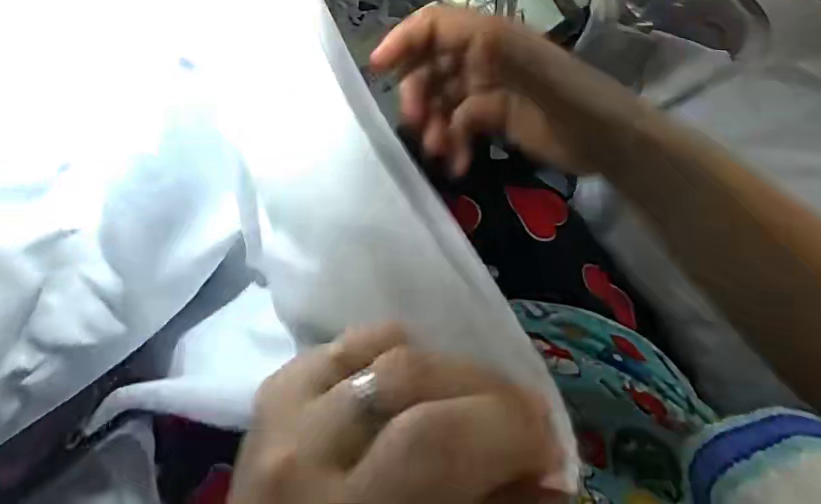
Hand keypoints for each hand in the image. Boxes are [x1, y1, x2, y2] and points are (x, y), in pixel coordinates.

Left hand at [230, 325, 560, 503]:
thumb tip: (549, 476)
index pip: (436, 439)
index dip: (507, 430)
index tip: (548, 446)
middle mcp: (305, 455)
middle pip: (408, 379)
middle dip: (485, 392)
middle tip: (524, 420)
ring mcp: (281, 416)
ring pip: (379, 351)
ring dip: (444, 367)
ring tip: (474, 399)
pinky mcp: (271, 393)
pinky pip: (345, 344)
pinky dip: (390, 350)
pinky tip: (415, 379)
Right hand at [369, 5, 647, 176]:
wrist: (615, 145)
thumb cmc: (578, 101)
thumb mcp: (540, 72)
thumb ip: (498, 50)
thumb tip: (451, 37)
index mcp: (491, 36)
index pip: (434, 24)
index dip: (403, 39)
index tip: (378, 68)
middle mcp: (483, 56)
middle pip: (429, 63)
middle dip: (416, 92)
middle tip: (416, 125)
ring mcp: (487, 87)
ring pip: (440, 97)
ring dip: (432, 123)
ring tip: (440, 151)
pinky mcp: (493, 116)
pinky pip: (457, 124)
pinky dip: (452, 143)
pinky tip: (458, 164)